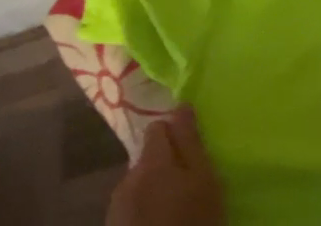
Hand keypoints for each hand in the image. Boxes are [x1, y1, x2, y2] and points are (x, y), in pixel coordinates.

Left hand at [107, 108, 226, 225]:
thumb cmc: (193, 221)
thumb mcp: (204, 180)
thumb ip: (190, 141)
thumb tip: (181, 106)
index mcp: (150, 163)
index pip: (158, 127)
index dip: (176, 135)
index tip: (191, 153)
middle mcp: (127, 178)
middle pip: (147, 157)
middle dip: (166, 164)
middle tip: (187, 186)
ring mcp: (116, 206)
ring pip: (138, 181)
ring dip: (153, 187)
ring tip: (173, 208)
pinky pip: (130, 204)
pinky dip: (143, 207)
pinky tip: (158, 222)